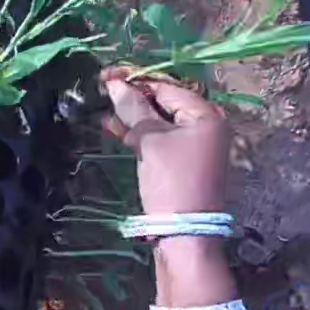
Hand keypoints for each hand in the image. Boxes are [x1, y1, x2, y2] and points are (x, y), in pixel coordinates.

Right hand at [100, 67, 237, 308]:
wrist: (183, 232)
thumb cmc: (171, 182)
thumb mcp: (151, 143)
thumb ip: (134, 111)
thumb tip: (115, 85)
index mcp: (206, 114)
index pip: (167, 87)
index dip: (136, 79)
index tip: (106, 76)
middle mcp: (205, 125)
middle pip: (165, 102)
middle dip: (134, 95)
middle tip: (103, 88)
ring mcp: (194, 145)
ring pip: (159, 121)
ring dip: (133, 115)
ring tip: (104, 108)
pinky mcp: (180, 163)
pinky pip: (158, 139)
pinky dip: (138, 133)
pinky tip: (114, 127)